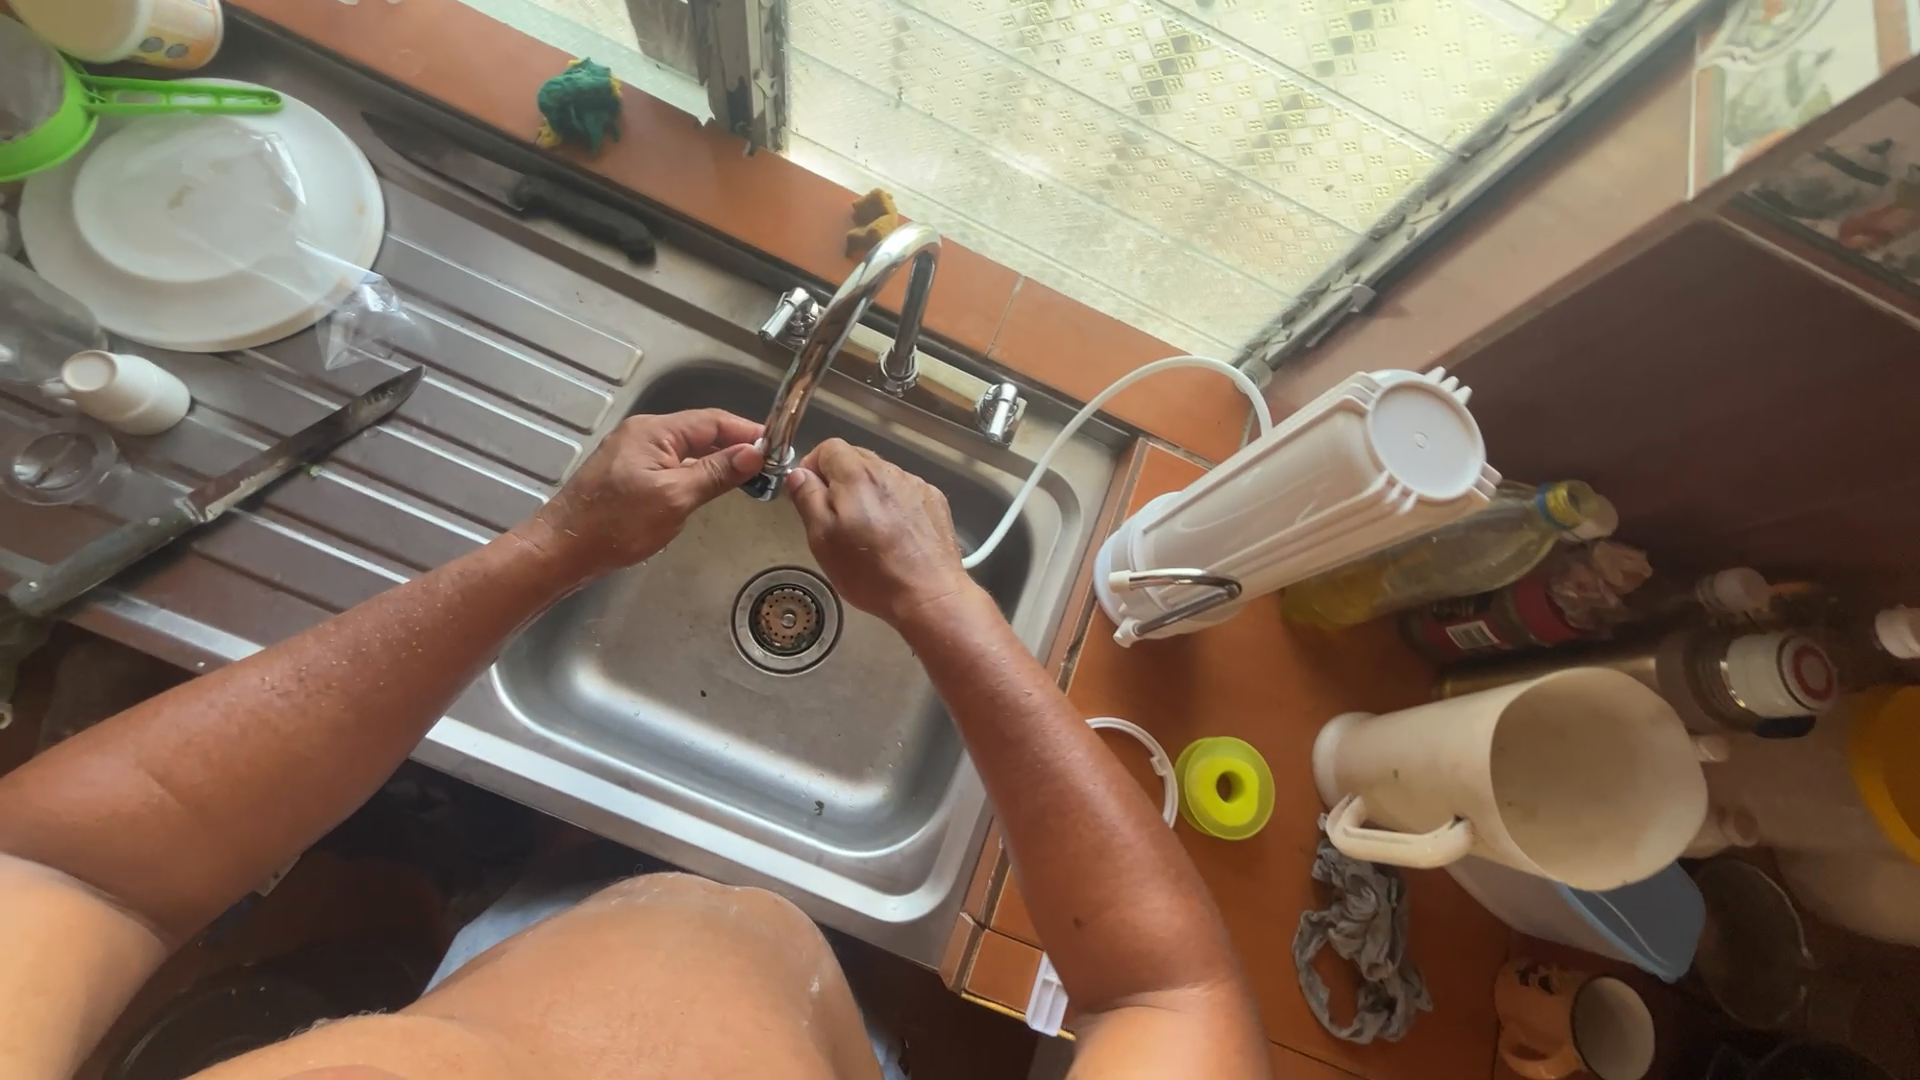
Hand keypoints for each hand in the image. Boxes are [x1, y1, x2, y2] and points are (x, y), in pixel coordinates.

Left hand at [518, 409, 763, 577]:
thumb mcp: (675, 498)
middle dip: (737, 446)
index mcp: (654, 431)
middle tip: (770, 465)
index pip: (713, 421)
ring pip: (690, 450)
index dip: (747, 432)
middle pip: (702, 432)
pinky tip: (717, 486)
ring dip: (720, 460)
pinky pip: (677, 464)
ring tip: (752, 477)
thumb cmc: (617, 525)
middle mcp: (645, 434)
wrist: (563, 551)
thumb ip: (717, 473)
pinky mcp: (633, 474)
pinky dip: (701, 472)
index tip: (777, 447)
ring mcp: (637, 454)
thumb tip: (755, 453)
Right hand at [786, 438, 979, 629]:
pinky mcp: (935, 501)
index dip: (813, 466)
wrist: (928, 594)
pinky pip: (905, 492)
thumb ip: (808, 498)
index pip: (829, 447)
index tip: (810, 491)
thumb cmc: (869, 572)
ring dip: (869, 492)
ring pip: (882, 476)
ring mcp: (916, 485)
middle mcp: (890, 471)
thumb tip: (798, 474)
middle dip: (841, 479)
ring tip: (869, 530)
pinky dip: (895, 504)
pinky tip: (895, 534)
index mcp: (857, 475)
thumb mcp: (822, 538)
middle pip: (857, 458)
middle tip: (837, 516)